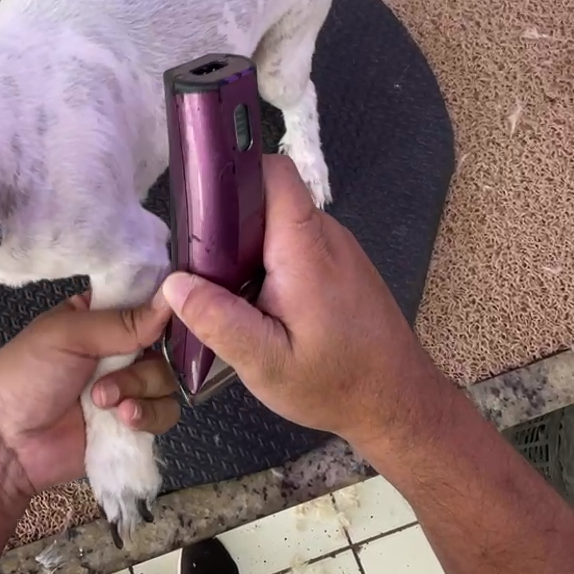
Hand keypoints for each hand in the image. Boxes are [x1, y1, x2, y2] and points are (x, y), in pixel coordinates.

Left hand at [0, 293, 178, 502]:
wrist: (6, 445)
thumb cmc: (26, 376)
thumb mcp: (69, 335)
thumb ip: (123, 321)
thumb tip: (171, 300)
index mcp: (100, 316)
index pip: (145, 301)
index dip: (163, 306)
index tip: (178, 310)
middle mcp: (119, 348)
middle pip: (164, 345)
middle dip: (142, 365)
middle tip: (108, 379)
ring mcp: (128, 387)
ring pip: (166, 380)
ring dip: (140, 391)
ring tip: (106, 404)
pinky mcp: (133, 422)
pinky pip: (165, 413)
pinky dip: (148, 416)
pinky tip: (122, 421)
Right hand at [160, 156, 447, 448]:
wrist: (398, 403)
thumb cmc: (336, 383)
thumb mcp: (267, 363)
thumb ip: (219, 321)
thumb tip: (174, 284)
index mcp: (305, 247)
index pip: (275, 173)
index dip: (236, 170)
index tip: (198, 197)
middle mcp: (324, 235)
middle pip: (268, 199)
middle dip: (228, 222)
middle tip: (198, 264)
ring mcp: (336, 249)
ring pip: (278, 224)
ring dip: (246, 247)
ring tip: (223, 289)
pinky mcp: (339, 266)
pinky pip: (294, 245)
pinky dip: (268, 263)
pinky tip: (256, 303)